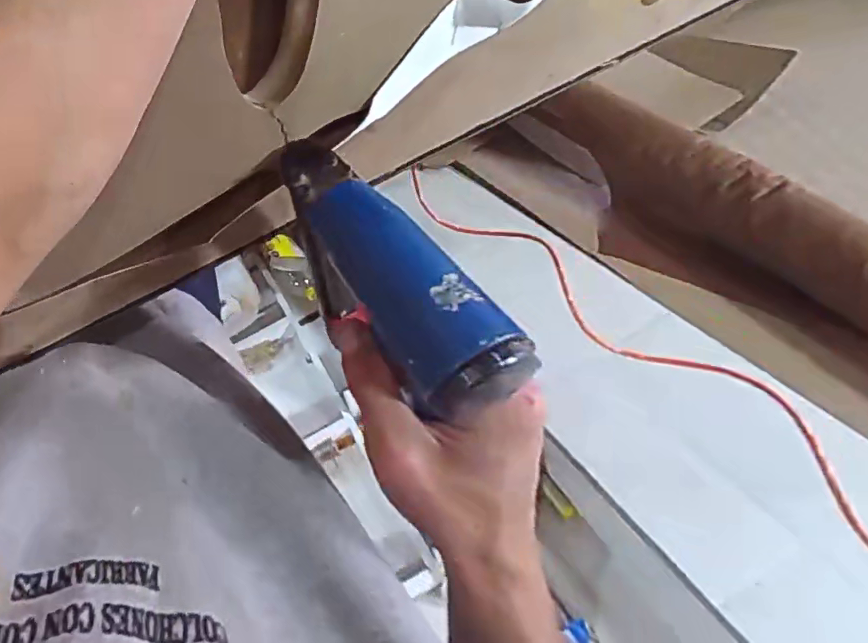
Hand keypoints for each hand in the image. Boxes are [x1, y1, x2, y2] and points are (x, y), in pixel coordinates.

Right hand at [334, 321, 546, 573]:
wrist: (486, 563)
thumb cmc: (447, 506)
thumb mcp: (396, 443)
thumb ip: (369, 381)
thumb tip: (349, 327)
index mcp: (501, 382)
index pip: (447, 321)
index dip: (402, 310)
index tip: (366, 305)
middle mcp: (518, 382)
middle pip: (449, 335)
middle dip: (403, 335)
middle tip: (363, 339)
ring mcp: (518, 397)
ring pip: (453, 354)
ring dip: (415, 355)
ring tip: (379, 360)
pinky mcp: (508, 411)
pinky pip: (462, 373)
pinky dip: (431, 372)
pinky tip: (405, 384)